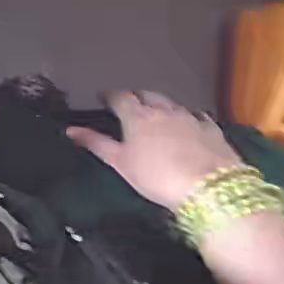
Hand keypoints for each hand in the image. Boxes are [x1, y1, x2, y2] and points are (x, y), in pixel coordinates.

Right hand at [67, 92, 242, 210]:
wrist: (209, 188)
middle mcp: (163, 110)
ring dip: (162, 105)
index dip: (110, 96)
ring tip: (157, 115)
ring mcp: (190, 117)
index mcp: (137, 115)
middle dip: (137, 97)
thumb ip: (95, 143)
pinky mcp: (212, 129)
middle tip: (130, 105)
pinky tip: (189, 124)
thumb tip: (70, 129)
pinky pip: (197, 116)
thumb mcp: (119, 162)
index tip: (105, 99)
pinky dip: (188, 117)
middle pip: (147, 94)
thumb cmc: (155, 176)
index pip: (120, 97)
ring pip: (172, 103)